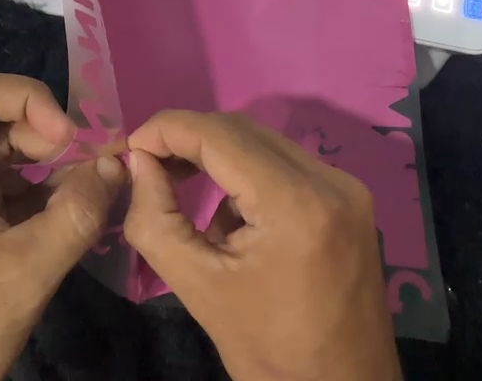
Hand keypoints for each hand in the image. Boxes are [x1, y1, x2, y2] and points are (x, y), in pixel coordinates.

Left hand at [0, 71, 126, 380]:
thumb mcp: (27, 271)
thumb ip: (76, 213)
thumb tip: (118, 162)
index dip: (30, 100)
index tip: (69, 136)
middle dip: (49, 132)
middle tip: (96, 161)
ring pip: (8, 150)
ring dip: (53, 159)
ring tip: (96, 179)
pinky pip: (12, 182)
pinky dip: (46, 186)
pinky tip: (80, 200)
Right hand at [124, 111, 399, 380]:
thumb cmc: (269, 352)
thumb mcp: (197, 287)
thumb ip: (155, 216)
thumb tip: (138, 160)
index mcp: (295, 203)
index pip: (218, 134)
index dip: (167, 129)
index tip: (131, 146)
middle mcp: (328, 180)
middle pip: (240, 130)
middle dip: (188, 139)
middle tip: (147, 163)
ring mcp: (345, 187)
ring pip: (262, 141)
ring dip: (215, 153)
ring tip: (177, 183)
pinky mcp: (350, 199)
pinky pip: (284, 162)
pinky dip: (246, 171)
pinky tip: (227, 212)